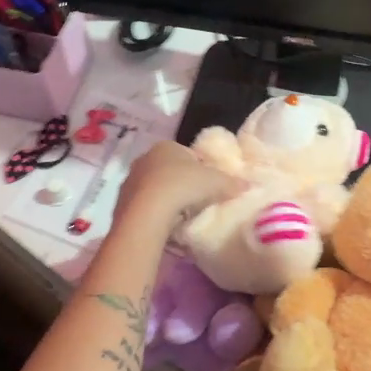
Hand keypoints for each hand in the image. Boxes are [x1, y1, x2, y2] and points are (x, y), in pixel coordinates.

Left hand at [115, 140, 244, 222]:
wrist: (146, 212)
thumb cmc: (183, 186)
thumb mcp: (216, 182)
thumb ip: (233, 182)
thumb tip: (250, 185)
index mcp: (167, 146)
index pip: (188, 155)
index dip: (200, 170)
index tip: (208, 187)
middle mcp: (145, 158)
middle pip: (170, 170)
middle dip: (182, 184)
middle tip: (196, 202)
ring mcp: (130, 180)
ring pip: (155, 188)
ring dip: (166, 199)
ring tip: (181, 216)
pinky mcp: (121, 202)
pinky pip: (143, 205)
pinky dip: (154, 212)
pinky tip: (164, 224)